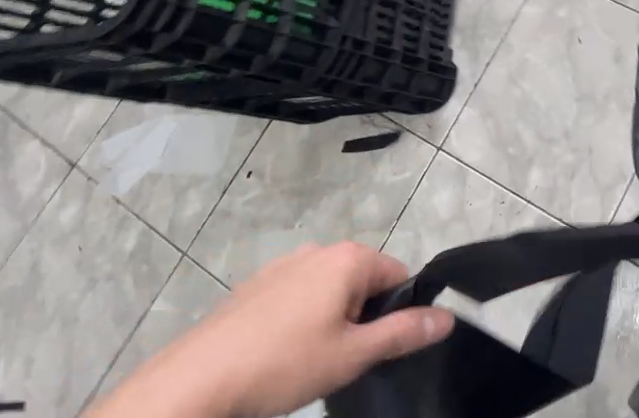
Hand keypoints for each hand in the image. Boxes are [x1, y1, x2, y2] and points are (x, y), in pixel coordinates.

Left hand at [94, 243, 454, 417]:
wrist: (189, 388)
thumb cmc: (281, 365)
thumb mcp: (352, 356)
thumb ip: (404, 332)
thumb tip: (449, 317)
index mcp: (348, 258)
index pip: (398, 276)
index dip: (396, 314)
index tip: (375, 348)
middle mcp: (317, 250)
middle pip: (362, 282)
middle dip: (360, 317)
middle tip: (341, 359)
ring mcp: (280, 268)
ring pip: (325, 292)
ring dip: (328, 321)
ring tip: (305, 363)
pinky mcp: (249, 290)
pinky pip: (292, 300)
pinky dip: (294, 323)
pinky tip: (274, 358)